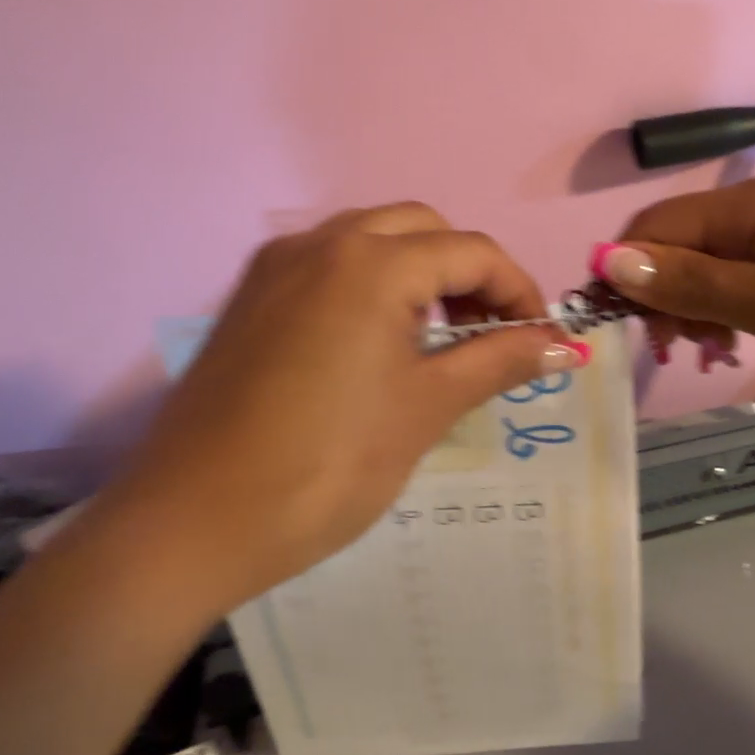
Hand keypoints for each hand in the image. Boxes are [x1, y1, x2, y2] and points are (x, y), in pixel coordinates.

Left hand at [84, 202, 585, 614]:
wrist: (191, 525)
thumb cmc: (326, 465)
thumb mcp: (427, 408)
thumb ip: (500, 361)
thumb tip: (564, 345)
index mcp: (370, 263)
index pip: (472, 252)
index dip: (518, 291)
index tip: (540, 341)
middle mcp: (320, 243)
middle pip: (423, 228)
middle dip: (469, 272)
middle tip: (490, 334)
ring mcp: (276, 267)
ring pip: (373, 239)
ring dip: (421, 273)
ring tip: (440, 340)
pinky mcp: (250, 299)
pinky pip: (330, 264)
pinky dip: (373, 284)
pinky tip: (379, 344)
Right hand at [597, 176, 754, 381]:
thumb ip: (692, 284)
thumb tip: (610, 260)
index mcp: (747, 208)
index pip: (653, 228)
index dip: (627, 276)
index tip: (631, 335)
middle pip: (676, 246)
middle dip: (663, 299)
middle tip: (681, 354)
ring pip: (705, 266)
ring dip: (694, 309)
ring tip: (714, 353)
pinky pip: (739, 277)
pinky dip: (726, 310)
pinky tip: (737, 341)